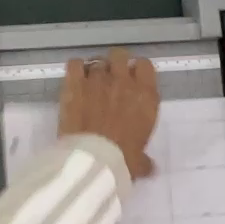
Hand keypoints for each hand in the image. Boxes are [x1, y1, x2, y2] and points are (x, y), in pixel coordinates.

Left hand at [59, 48, 159, 177]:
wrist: (93, 158)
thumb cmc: (122, 158)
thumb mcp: (139, 161)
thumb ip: (145, 159)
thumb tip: (150, 168)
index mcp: (145, 95)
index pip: (145, 65)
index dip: (137, 71)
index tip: (132, 80)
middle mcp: (123, 81)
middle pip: (120, 55)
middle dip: (116, 64)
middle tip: (111, 79)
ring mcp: (98, 79)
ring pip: (97, 60)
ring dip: (95, 69)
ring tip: (90, 83)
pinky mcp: (75, 83)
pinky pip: (75, 63)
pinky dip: (75, 69)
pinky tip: (75, 79)